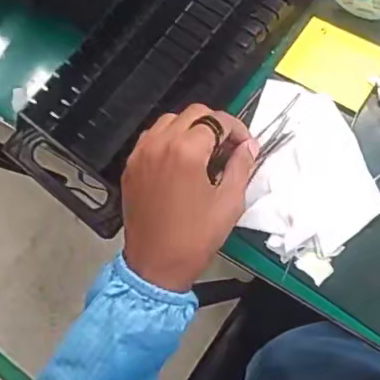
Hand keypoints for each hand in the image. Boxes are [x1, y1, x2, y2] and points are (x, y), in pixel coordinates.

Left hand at [121, 104, 253, 291]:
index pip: (216, 120)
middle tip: (229, 147)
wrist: (155, 266)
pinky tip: (182, 161)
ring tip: (206, 153)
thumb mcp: (229, 203)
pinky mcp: (131, 167)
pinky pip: (151, 138)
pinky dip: (169, 140)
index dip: (237, 129)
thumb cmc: (192, 240)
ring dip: (191, 128)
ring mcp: (141, 155)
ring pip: (169, 121)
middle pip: (192, 114)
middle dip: (215, 125)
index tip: (245, 144)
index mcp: (185, 151)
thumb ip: (241, 167)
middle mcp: (159, 145)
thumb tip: (247, 148)